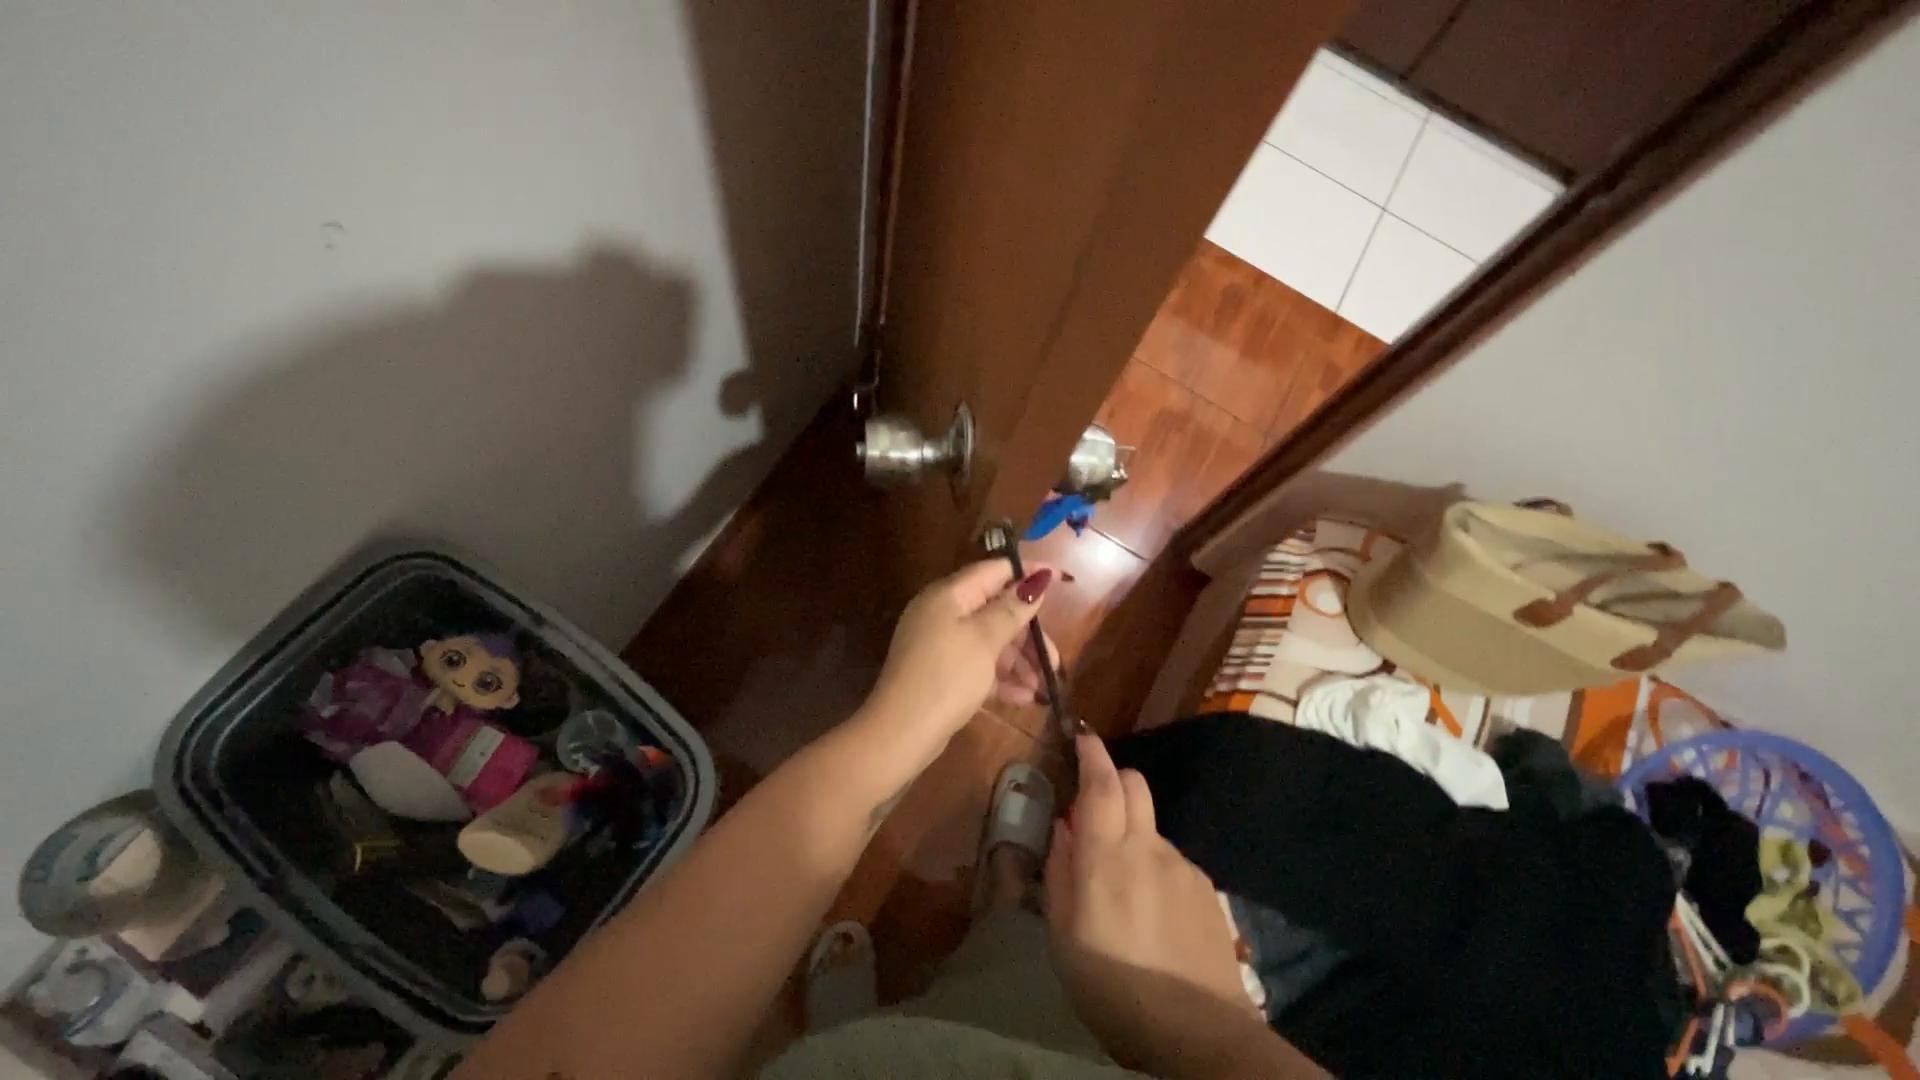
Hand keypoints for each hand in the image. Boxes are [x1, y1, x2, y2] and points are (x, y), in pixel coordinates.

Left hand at [861, 559, 1058, 754]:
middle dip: (1028, 633)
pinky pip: (978, 665)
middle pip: (995, 610)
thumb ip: (1011, 609)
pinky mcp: (941, 673)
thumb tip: (1036, 580)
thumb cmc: (946, 677)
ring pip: (990, 641)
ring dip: (1019, 661)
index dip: (1028, 571)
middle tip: (1055, 658)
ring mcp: (940, 644)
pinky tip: (1025, 698)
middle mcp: (942, 614)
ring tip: (1043, 686)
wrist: (901, 732)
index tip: (1061, 579)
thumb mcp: (984, 640)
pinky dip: (1001, 678)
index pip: (994, 570)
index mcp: (948, 596)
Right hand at [1048, 736, 1323, 1077]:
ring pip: (1152, 826)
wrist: (1199, 1030)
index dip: (1092, 754)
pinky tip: (1153, 915)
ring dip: (1132, 835)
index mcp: (1105, 856)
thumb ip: (1061, 873)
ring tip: (1121, 890)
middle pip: (1135, 785)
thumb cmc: (1113, 986)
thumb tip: (1063, 829)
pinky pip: (1172, 860)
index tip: (1083, 736)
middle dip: (1113, 781)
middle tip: (1092, 812)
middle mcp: (1147, 847)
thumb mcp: (1063, 937)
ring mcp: (1182, 866)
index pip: (1100, 784)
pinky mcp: (1206, 889)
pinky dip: (1155, 867)